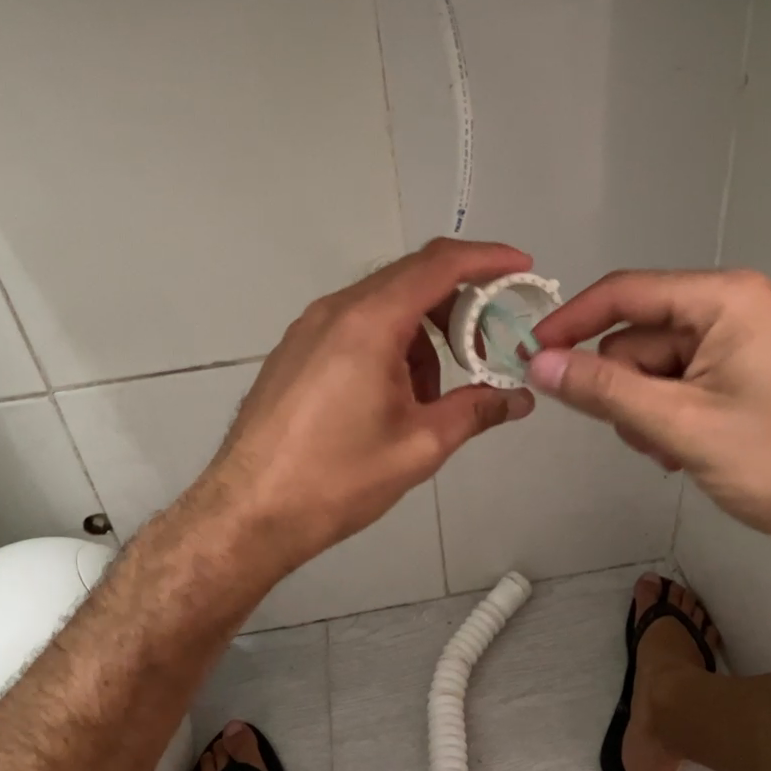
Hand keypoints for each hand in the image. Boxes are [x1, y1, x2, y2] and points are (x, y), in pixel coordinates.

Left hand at [198, 238, 535, 568]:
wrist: (249, 511)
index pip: (439, 265)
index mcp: (369, 322)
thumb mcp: (420, 446)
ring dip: (423, 333)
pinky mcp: (295, 350)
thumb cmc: (337, 478)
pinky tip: (394, 395)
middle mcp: (336, 310)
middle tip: (489, 345)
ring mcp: (309, 328)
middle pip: (411, 279)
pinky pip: (355, 325)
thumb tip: (518, 398)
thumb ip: (476, 411)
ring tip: (437, 391)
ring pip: (383, 305)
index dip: (487, 259)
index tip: (522, 267)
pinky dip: (390, 343)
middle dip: (458, 305)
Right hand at [527, 269, 770, 546]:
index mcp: (722, 300)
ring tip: (671, 450)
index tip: (529, 357)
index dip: (571, 322)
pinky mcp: (737, 370)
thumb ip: (605, 391)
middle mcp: (727, 307)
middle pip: (635, 335)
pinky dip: (664, 414)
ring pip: (649, 365)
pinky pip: (673, 381)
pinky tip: (683, 449)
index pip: (625, 293)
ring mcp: (734, 340)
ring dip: (643, 409)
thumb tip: (538, 363)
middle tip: (639, 435)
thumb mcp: (681, 425)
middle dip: (623, 387)